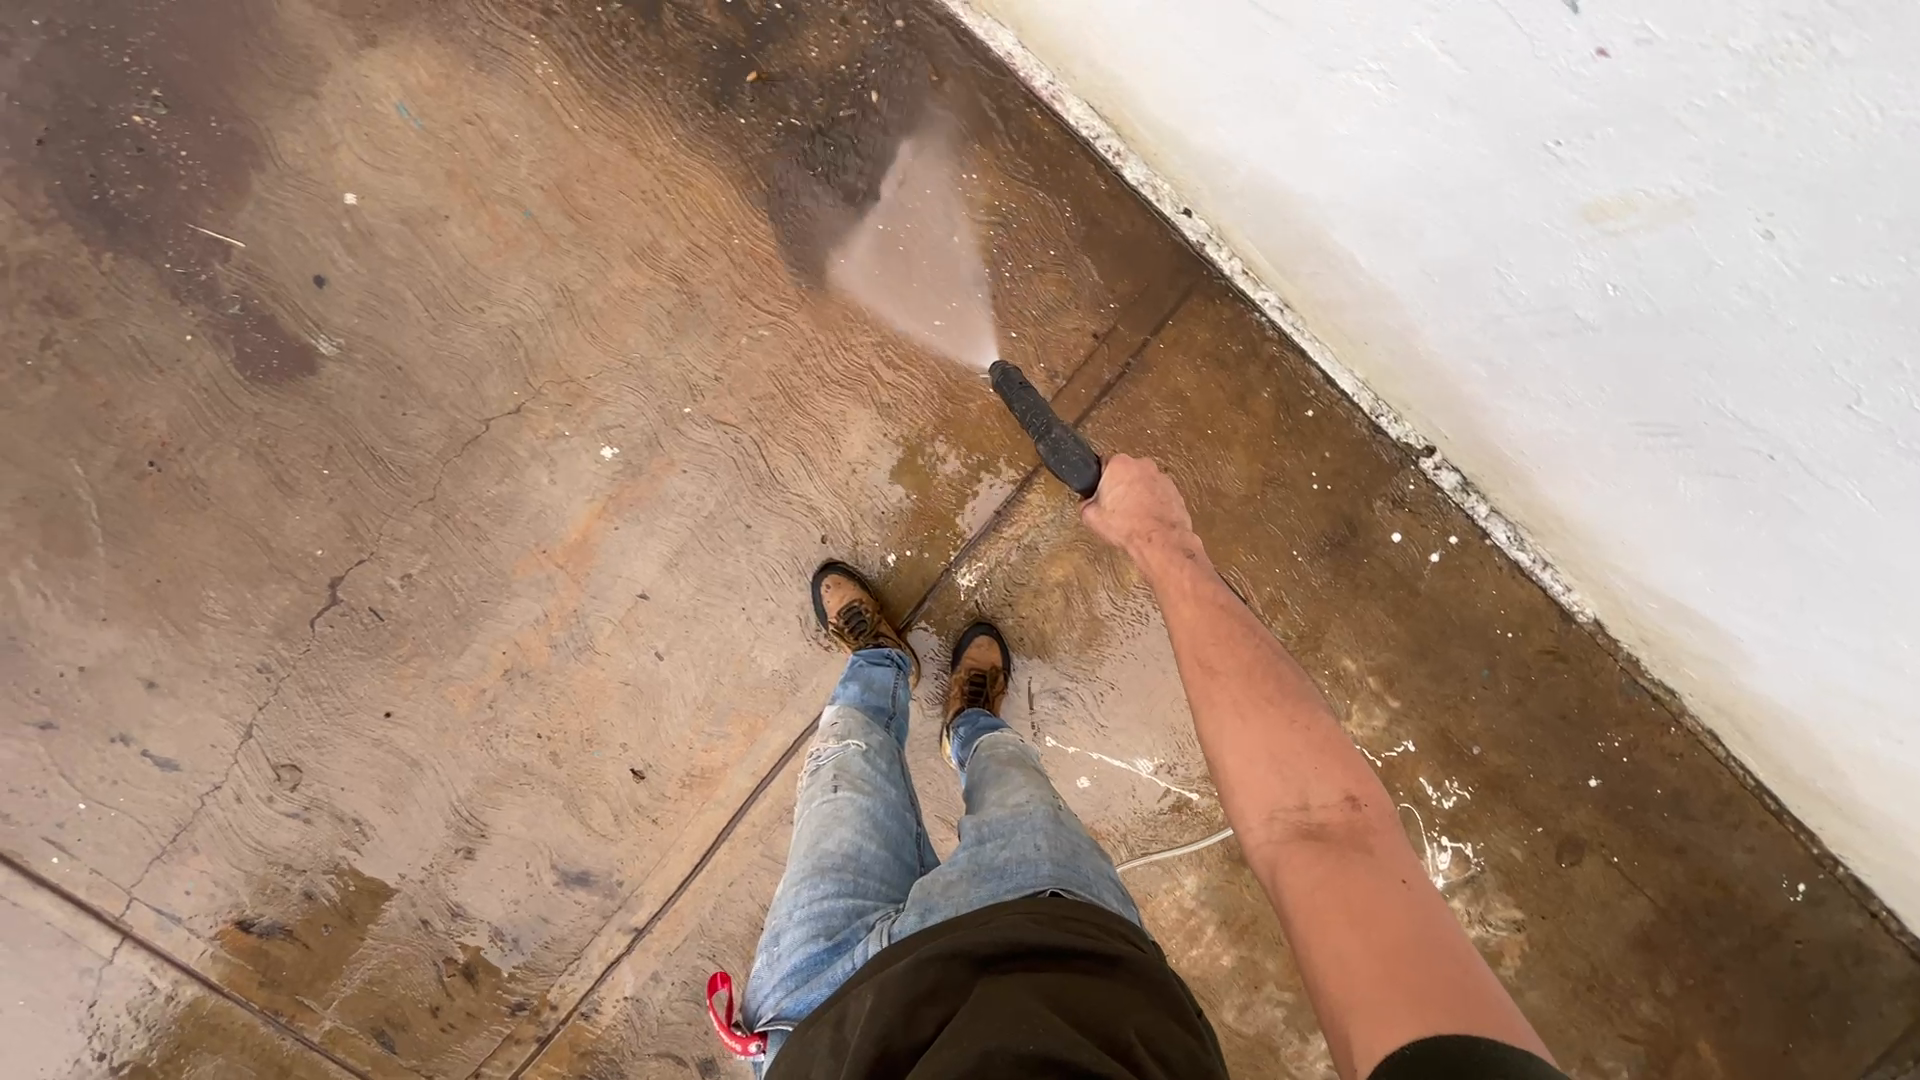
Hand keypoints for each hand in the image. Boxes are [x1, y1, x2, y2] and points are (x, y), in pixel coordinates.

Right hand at [1080, 454, 1200, 565]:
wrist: (1158, 540)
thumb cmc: (1129, 526)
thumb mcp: (1090, 517)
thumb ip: (1085, 503)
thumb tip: (1087, 503)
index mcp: (1119, 464)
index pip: (1102, 465)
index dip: (1099, 482)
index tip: (1100, 493)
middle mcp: (1141, 465)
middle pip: (1125, 473)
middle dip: (1120, 487)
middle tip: (1115, 508)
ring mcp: (1160, 477)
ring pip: (1143, 483)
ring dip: (1138, 495)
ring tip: (1132, 516)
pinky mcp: (1174, 490)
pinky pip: (1158, 494)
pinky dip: (1153, 503)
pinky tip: (1146, 519)